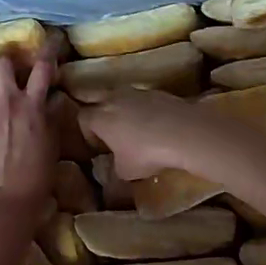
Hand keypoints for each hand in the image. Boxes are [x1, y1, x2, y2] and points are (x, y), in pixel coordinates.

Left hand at [0, 55, 56, 215]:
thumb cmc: (39, 171)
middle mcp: (8, 101)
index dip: (48, 51)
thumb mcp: (53, 139)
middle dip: (5, 64)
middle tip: (7, 73)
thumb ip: (52, 114)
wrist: (11, 196)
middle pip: (1, 63)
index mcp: (33, 104)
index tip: (50, 44)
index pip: (42, 67)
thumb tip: (52, 97)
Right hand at [77, 89, 226, 180]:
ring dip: (120, 107)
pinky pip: (141, 98)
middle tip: (104, 127)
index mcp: (100, 117)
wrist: (182, 132)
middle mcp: (114, 99)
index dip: (86, 133)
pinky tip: (153, 124)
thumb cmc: (146, 153)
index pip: (82, 118)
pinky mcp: (156, 92)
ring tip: (130, 126)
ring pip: (120, 95)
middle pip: (95, 96)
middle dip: (95, 109)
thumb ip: (113, 170)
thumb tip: (113, 171)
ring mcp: (136, 92)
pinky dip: (142, 108)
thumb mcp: (125, 172)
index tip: (98, 148)